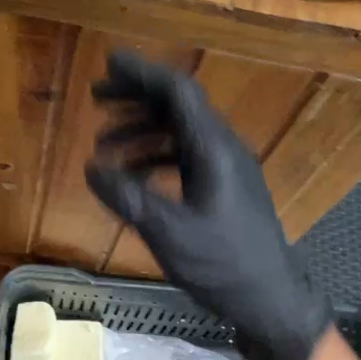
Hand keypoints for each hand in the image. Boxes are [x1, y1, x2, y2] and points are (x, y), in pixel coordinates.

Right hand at [84, 51, 330, 359]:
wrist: (270, 297)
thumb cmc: (222, 264)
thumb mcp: (168, 232)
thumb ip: (128, 197)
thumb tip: (91, 168)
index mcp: (214, 149)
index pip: (178, 92)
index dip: (143, 73)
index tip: (109, 62)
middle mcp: (223, 147)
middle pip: (177, 105)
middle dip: (136, 96)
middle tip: (97, 96)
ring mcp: (226, 166)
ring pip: (180, 131)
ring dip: (141, 129)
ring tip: (103, 143)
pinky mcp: (224, 186)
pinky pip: (185, 156)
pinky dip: (155, 156)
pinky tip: (131, 174)